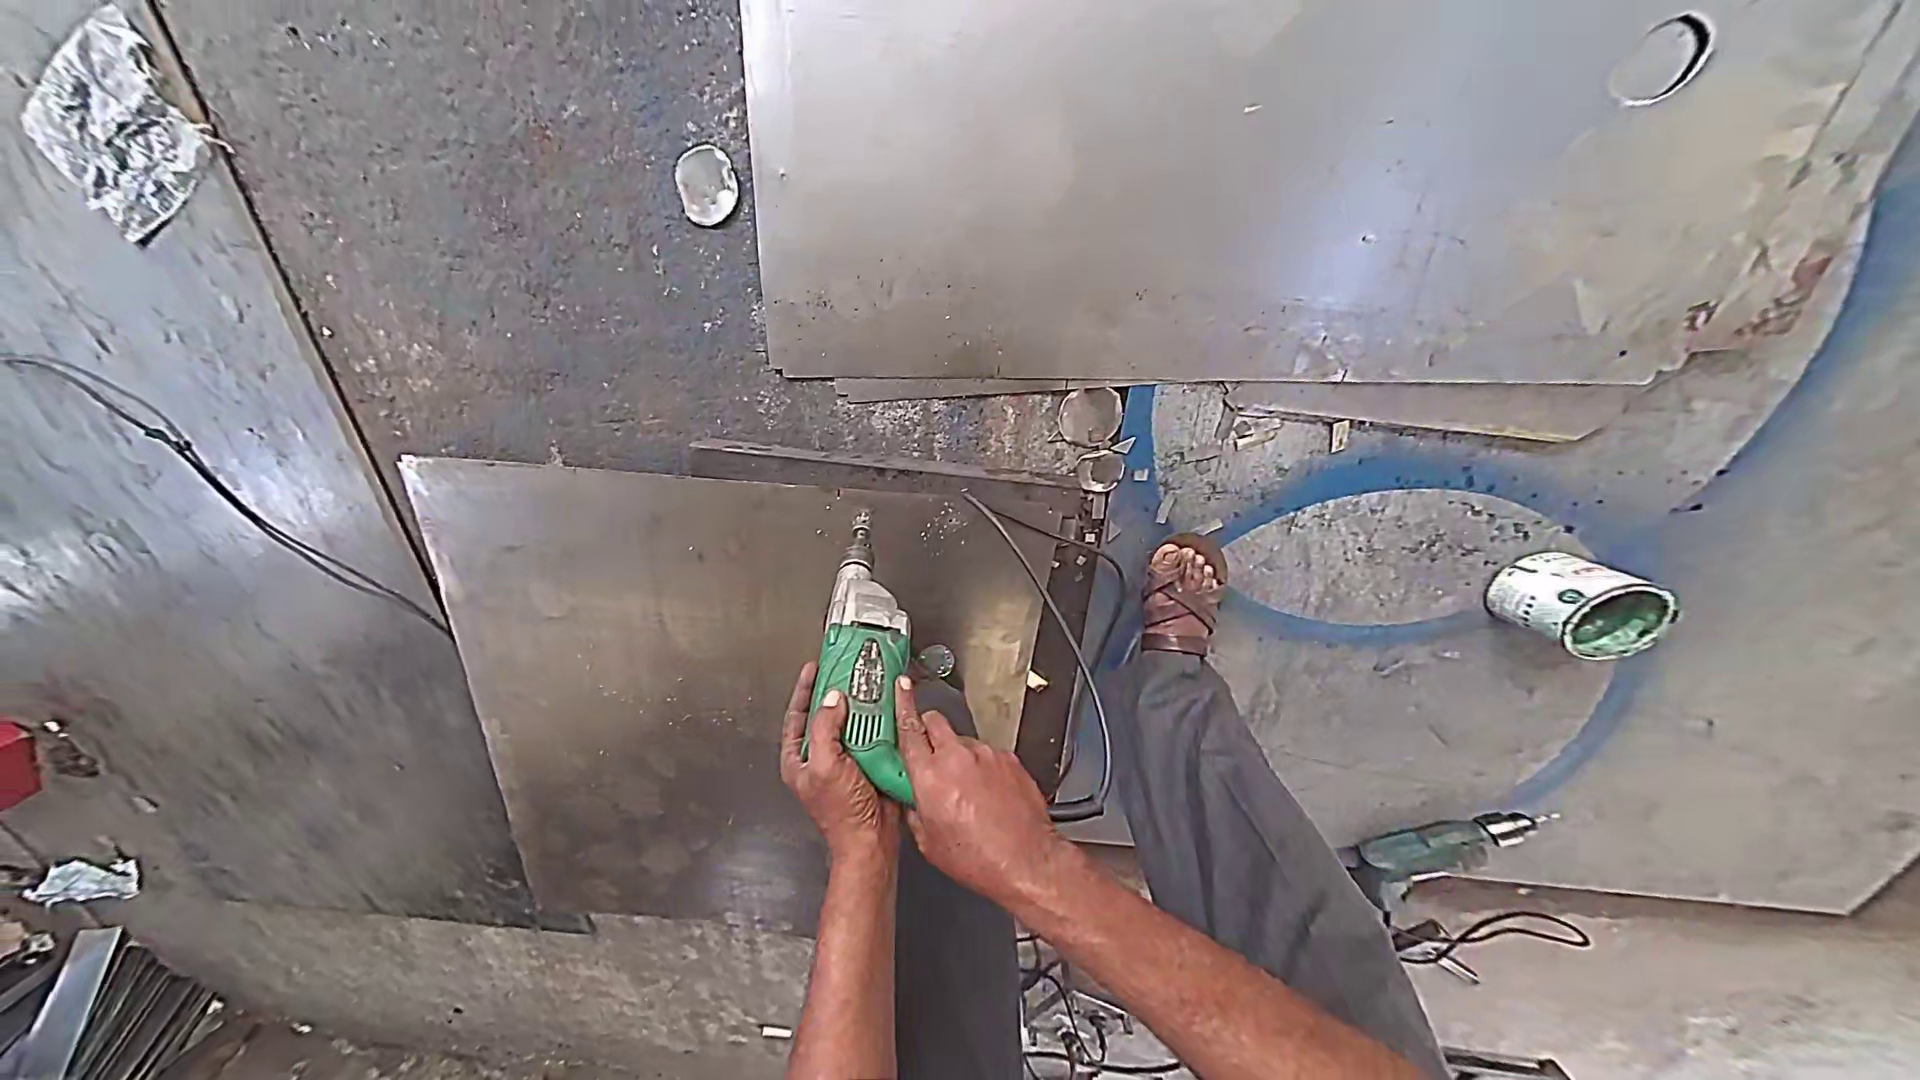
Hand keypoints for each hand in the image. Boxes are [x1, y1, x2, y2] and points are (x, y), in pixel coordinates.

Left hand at [781, 662, 900, 861]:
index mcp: (799, 759)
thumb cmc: (842, 812)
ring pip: (849, 720)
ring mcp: (844, 758)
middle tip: (844, 668)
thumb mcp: (825, 766)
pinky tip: (883, 705)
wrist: (871, 838)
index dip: (804, 689)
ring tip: (865, 681)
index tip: (814, 668)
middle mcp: (820, 756)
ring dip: (858, 703)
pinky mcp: (866, 760)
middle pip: (824, 713)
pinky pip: (870, 732)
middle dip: (834, 691)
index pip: (797, 715)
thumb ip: (825, 729)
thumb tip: (833, 700)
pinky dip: (877, 718)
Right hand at [894, 675, 1068, 904]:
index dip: (902, 705)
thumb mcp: (928, 843)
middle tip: (930, 753)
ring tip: (967, 790)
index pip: (909, 729)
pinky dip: (983, 768)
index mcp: (930, 776)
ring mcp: (986, 754)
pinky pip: (988, 754)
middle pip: (936, 722)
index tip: (901, 688)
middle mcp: (958, 757)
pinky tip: (988, 794)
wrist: (1027, 861)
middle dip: (929, 731)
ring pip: (963, 741)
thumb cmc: (979, 859)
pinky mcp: (1008, 758)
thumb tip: (910, 798)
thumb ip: (914, 810)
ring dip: (959, 756)